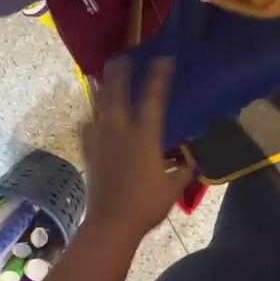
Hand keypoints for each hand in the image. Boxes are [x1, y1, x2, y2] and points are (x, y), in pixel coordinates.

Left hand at [80, 57, 195, 237]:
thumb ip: (183, 169)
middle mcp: (121, 131)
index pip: (153, 98)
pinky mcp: (89, 153)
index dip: (159, 76)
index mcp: (145, 136)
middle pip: (118, 93)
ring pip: (100, 107)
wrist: (111, 224)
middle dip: (120, 73)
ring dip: (102, 89)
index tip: (164, 58)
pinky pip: (88, 129)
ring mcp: (101, 140)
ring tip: (102, 76)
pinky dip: (91, 120)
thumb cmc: (146, 205)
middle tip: (122, 56)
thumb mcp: (173, 187)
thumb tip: (191, 159)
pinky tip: (92, 119)